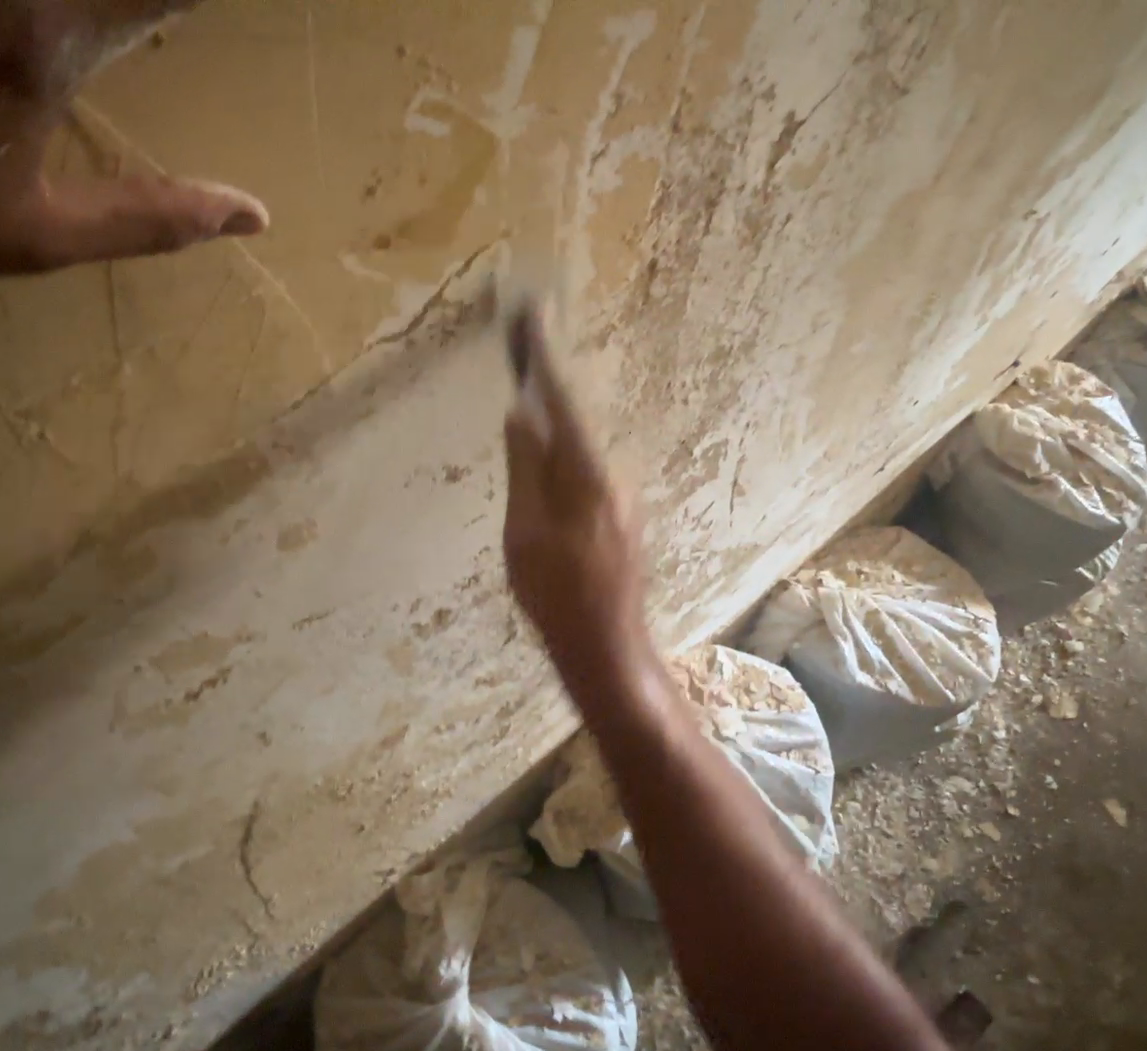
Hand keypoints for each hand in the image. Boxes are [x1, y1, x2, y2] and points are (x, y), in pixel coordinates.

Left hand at [0, 1, 266, 393]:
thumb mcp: (35, 234)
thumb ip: (151, 217)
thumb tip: (256, 214)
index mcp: (39, 33)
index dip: (176, 4)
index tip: (174, 23)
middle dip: (121, 6)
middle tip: (112, 31)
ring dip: (65, 4)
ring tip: (38, 37)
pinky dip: (3, 4)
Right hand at [501, 307, 651, 678]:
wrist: (606, 644)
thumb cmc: (556, 594)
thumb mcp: (525, 532)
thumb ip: (526, 467)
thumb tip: (524, 413)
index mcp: (587, 472)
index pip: (562, 398)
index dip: (543, 354)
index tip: (530, 311)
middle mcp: (614, 473)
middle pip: (577, 411)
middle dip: (550, 372)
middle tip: (527, 328)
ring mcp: (622, 493)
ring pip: (583, 437)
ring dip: (558, 406)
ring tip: (532, 374)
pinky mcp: (621, 511)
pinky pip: (588, 460)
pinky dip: (567, 440)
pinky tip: (551, 436)